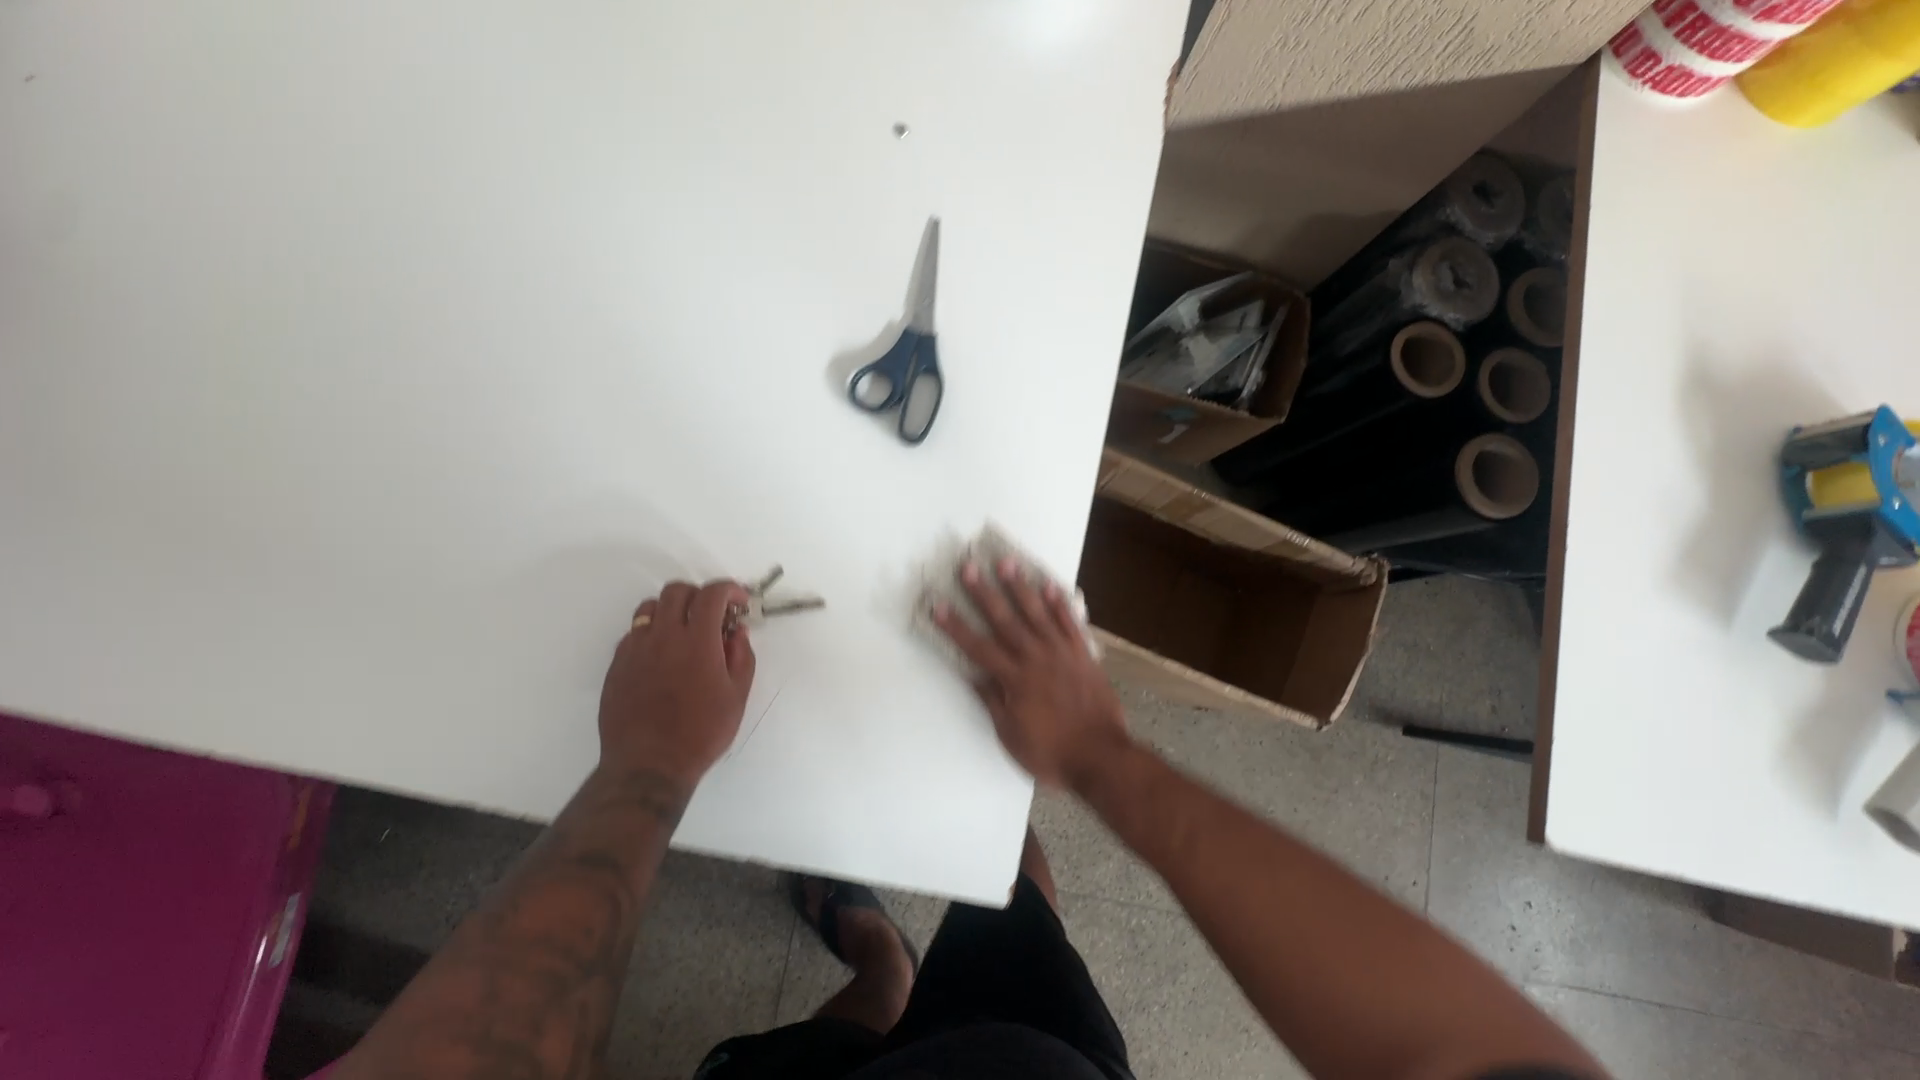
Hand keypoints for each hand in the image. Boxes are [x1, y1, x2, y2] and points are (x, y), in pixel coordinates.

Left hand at [598, 580, 756, 786]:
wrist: (649, 765)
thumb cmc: (701, 733)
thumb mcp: (737, 696)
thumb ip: (741, 656)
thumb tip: (736, 632)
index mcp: (697, 641)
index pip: (712, 594)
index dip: (729, 590)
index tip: (738, 602)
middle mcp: (663, 636)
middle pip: (677, 591)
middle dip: (700, 595)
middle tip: (712, 617)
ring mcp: (635, 649)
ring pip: (650, 607)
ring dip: (671, 610)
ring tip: (684, 633)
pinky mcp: (617, 664)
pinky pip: (634, 633)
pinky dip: (652, 634)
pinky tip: (662, 658)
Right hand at [933, 557, 1130, 789]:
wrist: (1101, 758)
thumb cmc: (1051, 754)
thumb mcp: (1011, 735)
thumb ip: (994, 702)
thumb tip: (974, 676)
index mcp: (1014, 680)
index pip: (977, 647)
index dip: (955, 626)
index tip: (938, 605)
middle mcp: (1036, 659)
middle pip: (1005, 620)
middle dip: (984, 593)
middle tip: (969, 566)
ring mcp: (1062, 654)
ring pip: (1037, 613)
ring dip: (1020, 587)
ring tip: (1007, 563)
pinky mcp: (1084, 656)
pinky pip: (1070, 624)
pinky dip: (1060, 604)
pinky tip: (1049, 586)